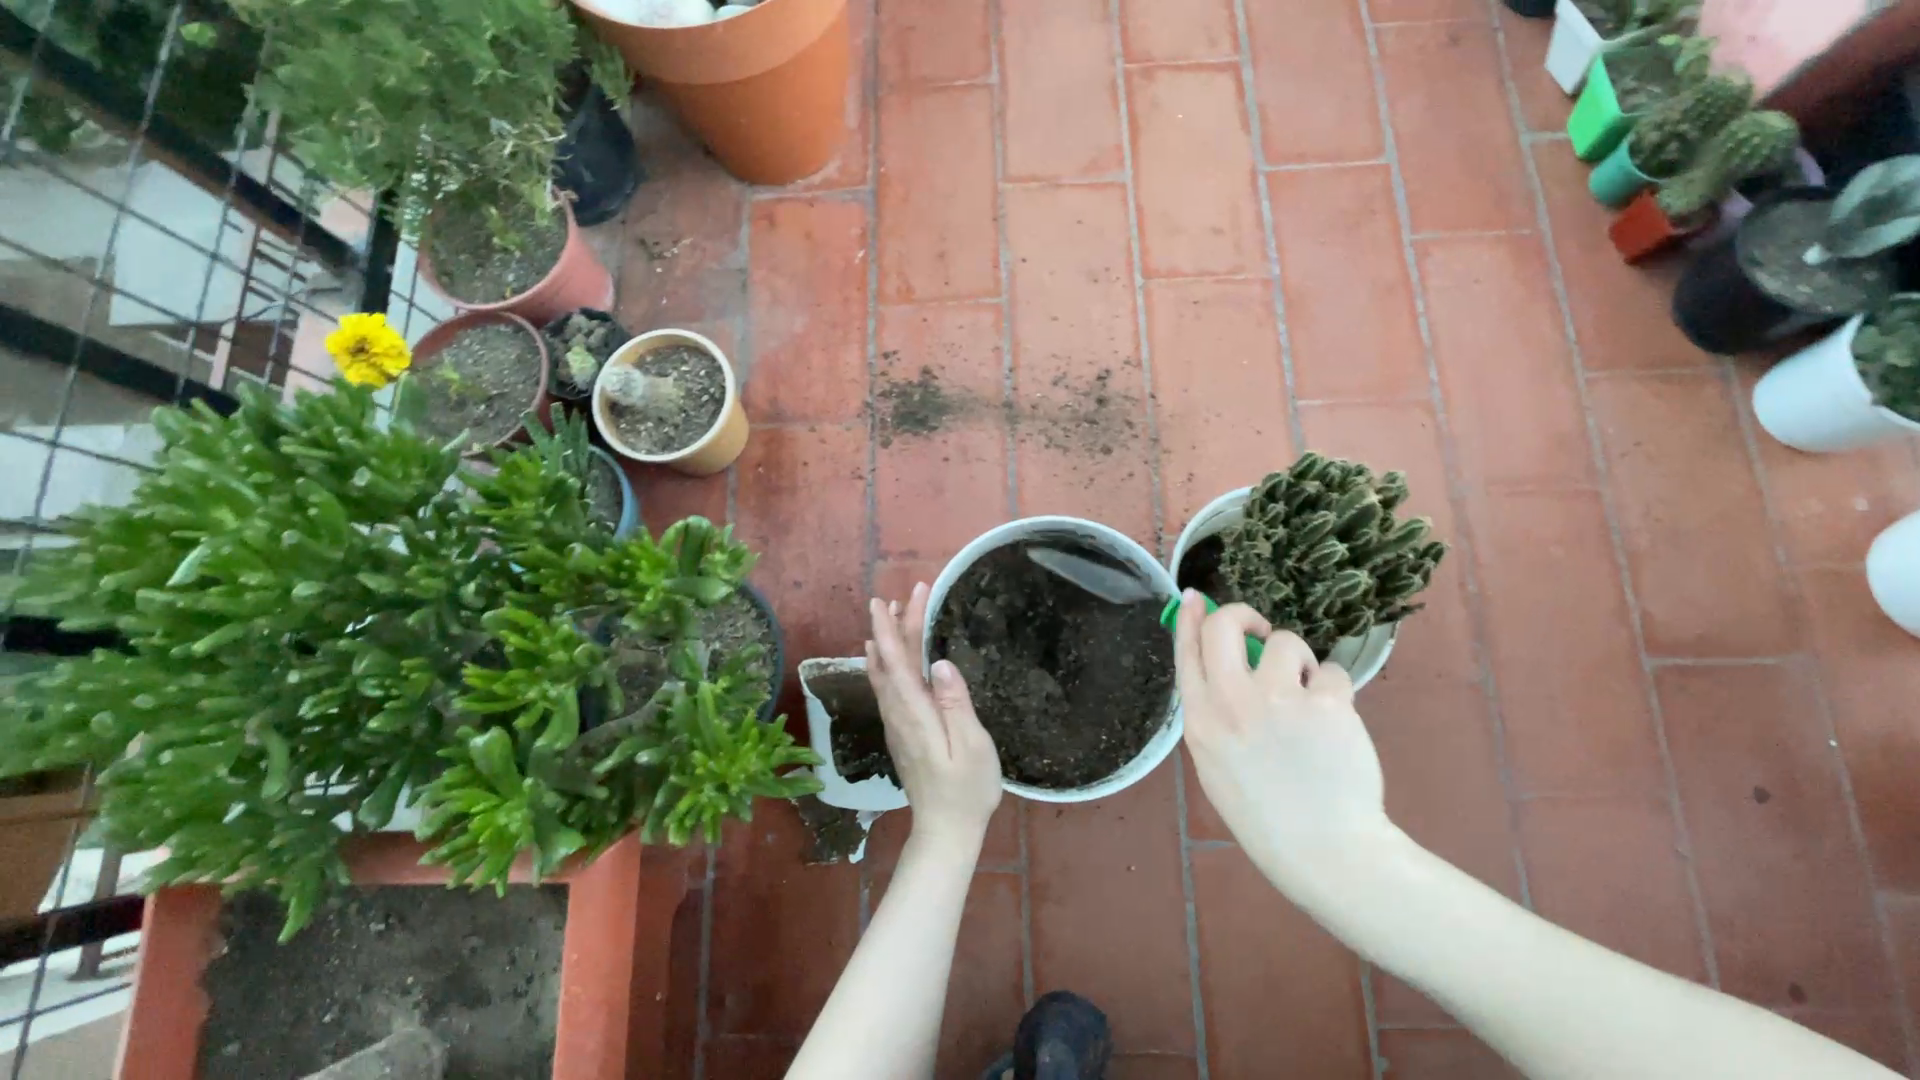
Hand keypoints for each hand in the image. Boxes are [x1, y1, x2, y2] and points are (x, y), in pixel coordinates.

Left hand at [866, 583, 1002, 852]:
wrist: (945, 830)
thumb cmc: (966, 790)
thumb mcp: (972, 745)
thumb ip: (955, 703)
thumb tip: (938, 663)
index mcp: (915, 712)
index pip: (896, 661)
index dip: (892, 628)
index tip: (888, 599)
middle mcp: (899, 713)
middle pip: (890, 662)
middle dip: (894, 625)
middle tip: (904, 594)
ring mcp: (897, 724)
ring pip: (885, 674)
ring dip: (886, 642)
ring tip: (891, 615)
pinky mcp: (901, 732)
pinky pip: (887, 687)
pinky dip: (885, 664)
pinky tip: (884, 658)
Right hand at [1174, 591, 1392, 895]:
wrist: (1323, 850)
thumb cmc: (1264, 812)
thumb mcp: (1215, 763)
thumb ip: (1214, 714)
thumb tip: (1222, 668)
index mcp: (1200, 721)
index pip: (1188, 652)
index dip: (1191, 619)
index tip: (1196, 596)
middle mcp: (1231, 703)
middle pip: (1225, 625)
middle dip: (1244, 614)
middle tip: (1260, 630)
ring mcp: (1277, 700)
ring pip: (1286, 642)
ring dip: (1299, 662)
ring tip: (1307, 700)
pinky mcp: (1324, 704)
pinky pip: (1332, 672)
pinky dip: (1334, 690)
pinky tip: (1334, 722)